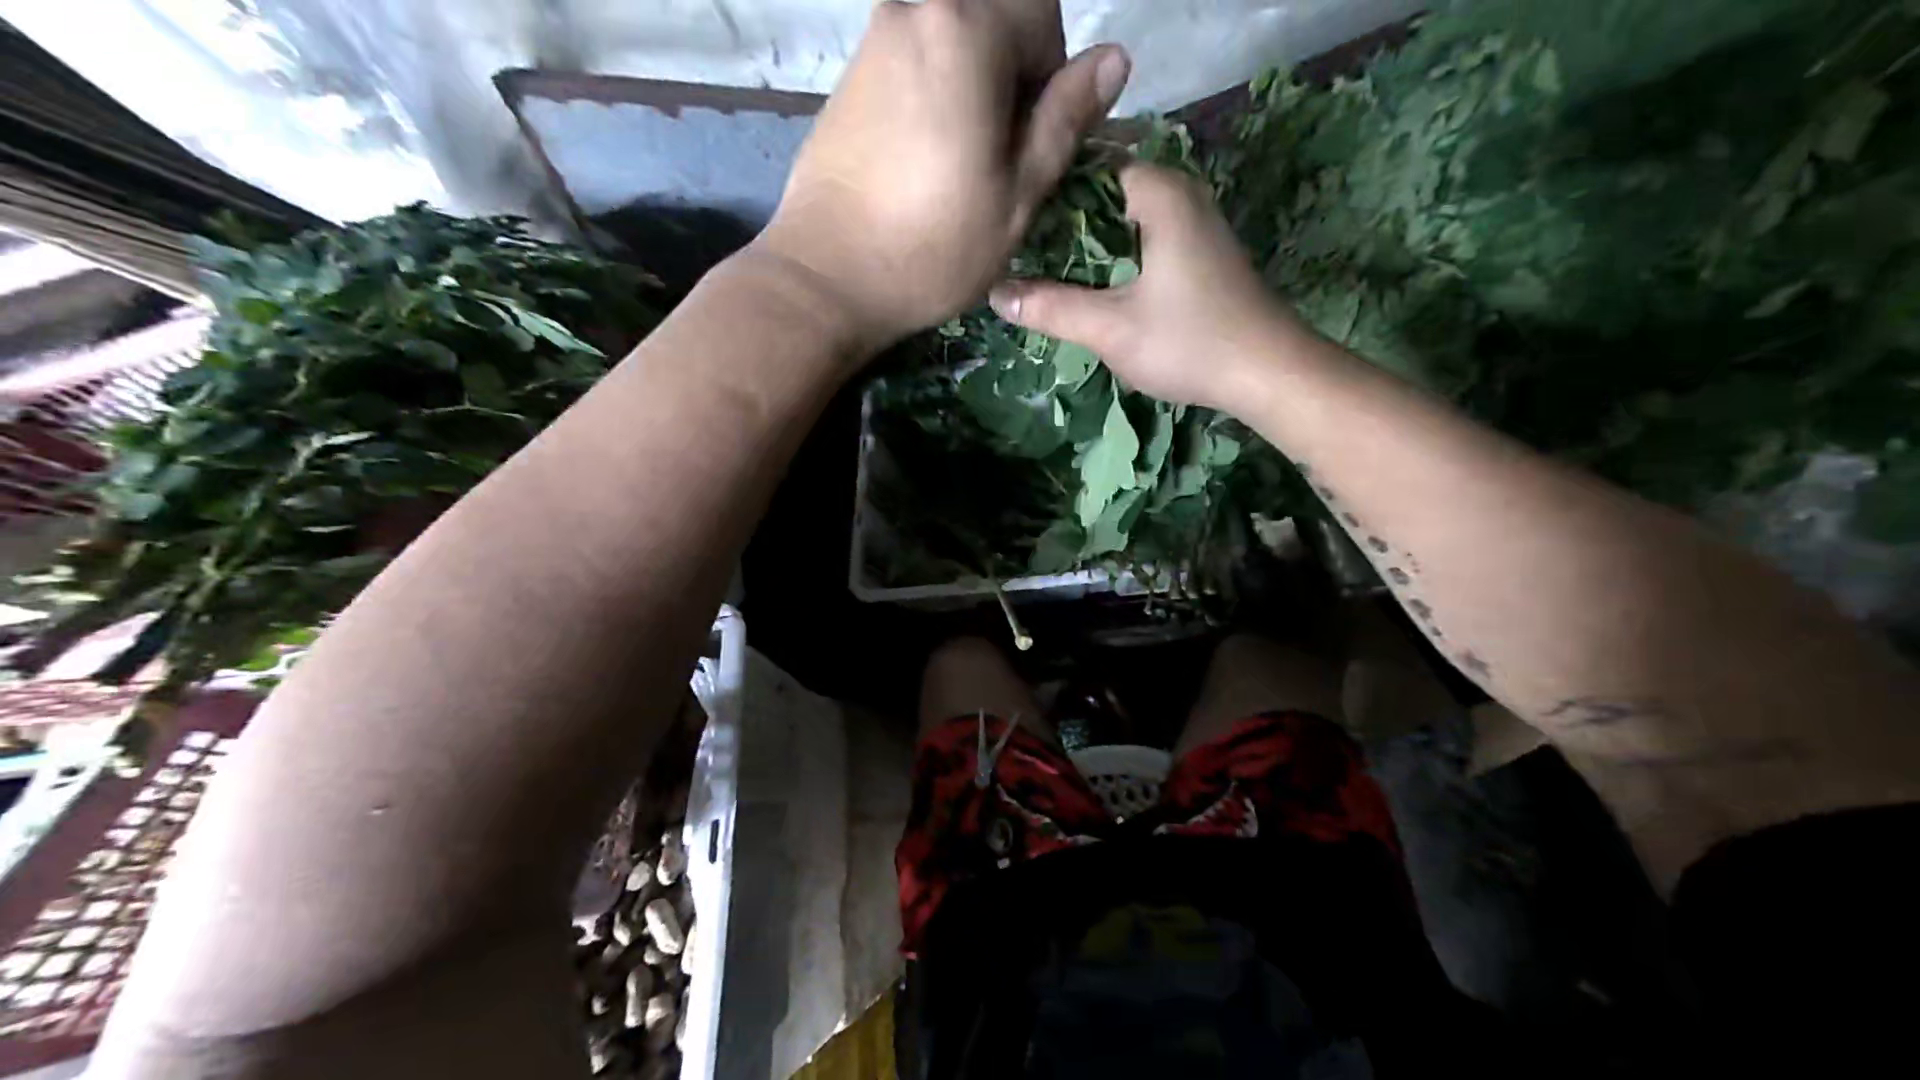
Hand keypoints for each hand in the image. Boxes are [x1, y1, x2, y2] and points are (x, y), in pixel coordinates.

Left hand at [755, 0, 1130, 352]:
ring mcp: (873, 41)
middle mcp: (914, 9)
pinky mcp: (848, 77)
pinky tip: (922, 159)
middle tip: (998, 155)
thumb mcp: (1018, 194)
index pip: (1042, 12)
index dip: (1052, 76)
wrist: (826, 279)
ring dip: (971, 87)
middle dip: (1011, 75)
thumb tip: (1113, 59)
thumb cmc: (934, 248)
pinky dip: (933, 95)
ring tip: (958, 163)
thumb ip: (1065, 119)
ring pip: (952, 41)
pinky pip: (913, 62)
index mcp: (966, 27)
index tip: (1033, 141)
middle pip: (994, 17)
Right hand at [987, 163, 1318, 409]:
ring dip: (1083, 235)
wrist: (1268, 373)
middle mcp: (1179, 192)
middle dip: (1060, 213)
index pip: (1085, 161)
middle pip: (1102, 185)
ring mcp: (1192, 221)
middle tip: (1015, 244)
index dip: (1043, 186)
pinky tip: (1084, 279)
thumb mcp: (1111, 329)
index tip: (1009, 216)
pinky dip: (1109, 249)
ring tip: (1038, 262)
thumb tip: (995, 293)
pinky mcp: (1197, 250)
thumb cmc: (1190, 342)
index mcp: (1157, 193)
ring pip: (1121, 213)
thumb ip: (1051, 308)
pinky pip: (1139, 233)